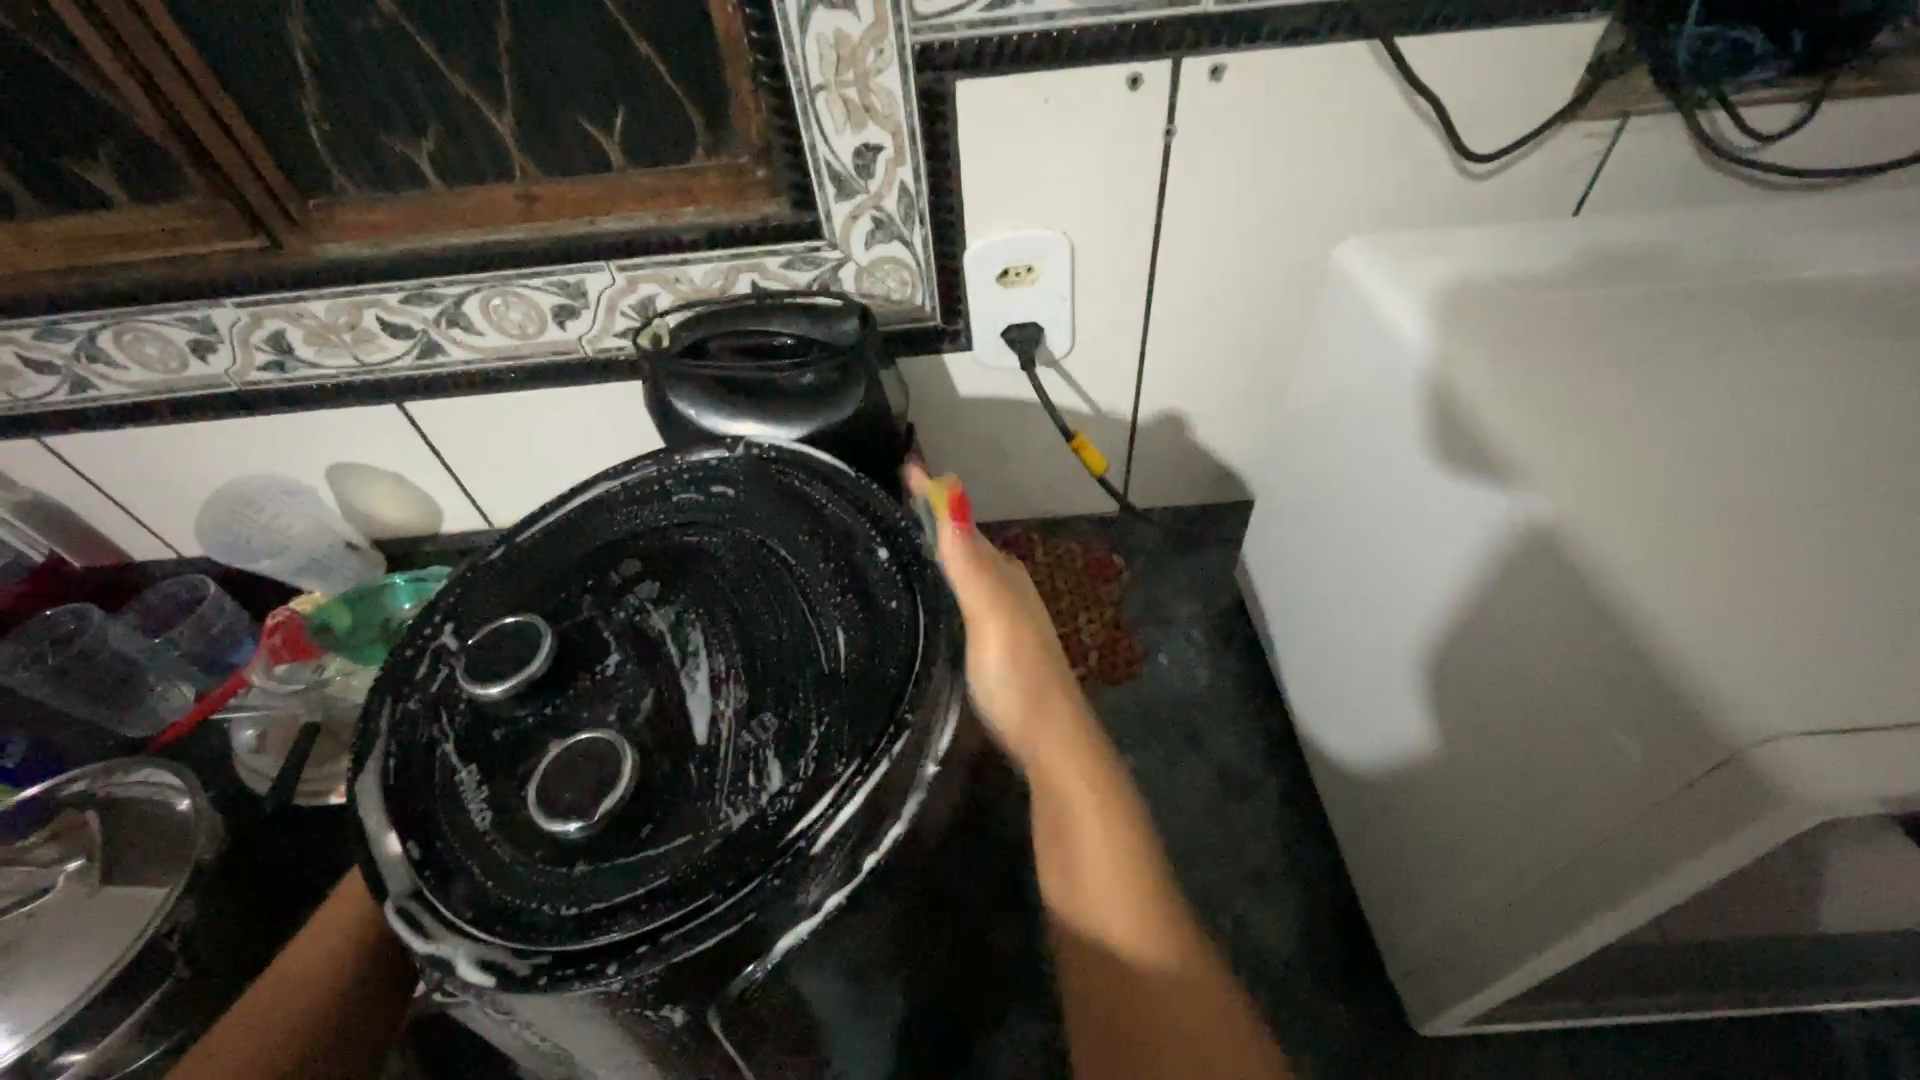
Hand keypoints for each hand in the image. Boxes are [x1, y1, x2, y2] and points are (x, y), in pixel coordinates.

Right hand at [907, 465, 1088, 769]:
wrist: (1051, 741)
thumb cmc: (1018, 676)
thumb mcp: (990, 614)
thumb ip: (969, 561)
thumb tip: (950, 490)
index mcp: (1002, 575)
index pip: (961, 522)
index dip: (934, 495)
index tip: (904, 464)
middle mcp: (1004, 589)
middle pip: (963, 544)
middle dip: (932, 518)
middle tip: (889, 501)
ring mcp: (1002, 620)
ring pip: (965, 572)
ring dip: (938, 551)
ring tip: (898, 540)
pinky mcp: (994, 649)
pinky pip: (962, 599)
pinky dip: (943, 584)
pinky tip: (927, 598)